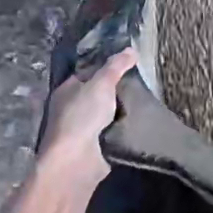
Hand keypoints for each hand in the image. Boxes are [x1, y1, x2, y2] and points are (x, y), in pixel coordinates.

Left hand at [36, 47, 137, 188]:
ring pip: (106, 114)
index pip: (87, 72)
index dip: (105, 65)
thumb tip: (131, 49)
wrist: (75, 163)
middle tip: (142, 79)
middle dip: (116, 89)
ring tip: (146, 98)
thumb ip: (116, 66)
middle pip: (97, 93)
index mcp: (66, 90)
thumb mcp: (102, 83)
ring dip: (121, 110)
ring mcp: (81, 130)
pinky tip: (140, 120)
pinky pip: (113, 132)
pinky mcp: (94, 148)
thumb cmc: (82, 116)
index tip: (128, 60)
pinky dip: (123, 128)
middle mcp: (71, 109)